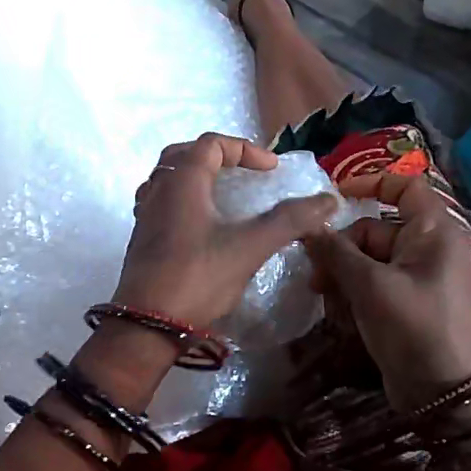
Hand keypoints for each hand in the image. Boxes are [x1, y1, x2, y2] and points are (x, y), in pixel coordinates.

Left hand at [113, 133, 338, 329]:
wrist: (148, 325)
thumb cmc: (197, 278)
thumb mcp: (249, 247)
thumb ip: (290, 221)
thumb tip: (329, 200)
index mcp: (182, 181)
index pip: (211, 144)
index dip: (245, 149)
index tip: (272, 170)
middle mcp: (158, 191)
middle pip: (183, 154)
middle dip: (217, 156)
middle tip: (242, 171)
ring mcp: (145, 216)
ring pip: (168, 179)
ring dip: (196, 177)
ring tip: (222, 193)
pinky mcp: (142, 240)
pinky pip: (162, 204)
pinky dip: (184, 201)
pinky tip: (201, 225)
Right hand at [304, 171, 470, 411]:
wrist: (441, 389)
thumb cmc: (413, 327)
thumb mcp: (370, 286)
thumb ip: (336, 252)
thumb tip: (308, 226)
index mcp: (433, 232)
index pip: (405, 187)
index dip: (370, 182)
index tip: (334, 194)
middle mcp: (427, 248)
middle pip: (375, 229)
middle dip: (342, 247)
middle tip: (315, 273)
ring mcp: (417, 276)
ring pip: (369, 258)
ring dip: (342, 272)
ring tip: (322, 294)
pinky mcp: (405, 300)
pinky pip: (373, 282)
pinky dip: (353, 290)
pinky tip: (337, 310)